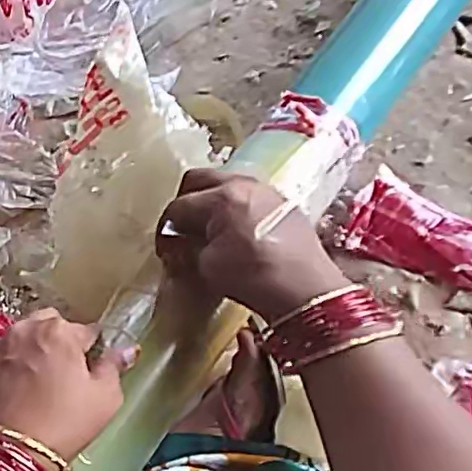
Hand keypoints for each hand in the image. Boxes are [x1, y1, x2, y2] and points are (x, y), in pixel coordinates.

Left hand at [0, 309, 128, 458]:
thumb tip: (126, 350)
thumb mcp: (106, 397)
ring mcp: (1, 345)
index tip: (93, 369)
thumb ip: (115, 367)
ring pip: (27, 336)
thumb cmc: (65, 423)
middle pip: (53, 325)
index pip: (89, 330)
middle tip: (68, 375)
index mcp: (61, 331)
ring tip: (42, 382)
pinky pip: (6, 353)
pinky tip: (22, 388)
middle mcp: (27, 329)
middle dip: (62, 342)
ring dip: (36, 350)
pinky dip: (15, 362)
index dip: (94, 350)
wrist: (12, 452)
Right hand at [156, 169, 349, 319]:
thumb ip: (186, 250)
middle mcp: (243, 183)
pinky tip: (235, 232)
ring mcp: (266, 190)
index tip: (165, 249)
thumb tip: (176, 244)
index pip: (179, 206)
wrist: (306, 290)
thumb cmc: (253, 277)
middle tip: (181, 228)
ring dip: (210, 202)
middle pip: (199, 180)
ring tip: (208, 229)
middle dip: (184, 202)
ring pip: (226, 184)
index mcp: (220, 197)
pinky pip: (247, 195)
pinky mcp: (283, 203)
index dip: (166, 229)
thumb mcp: (208, 268)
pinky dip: (233, 207)